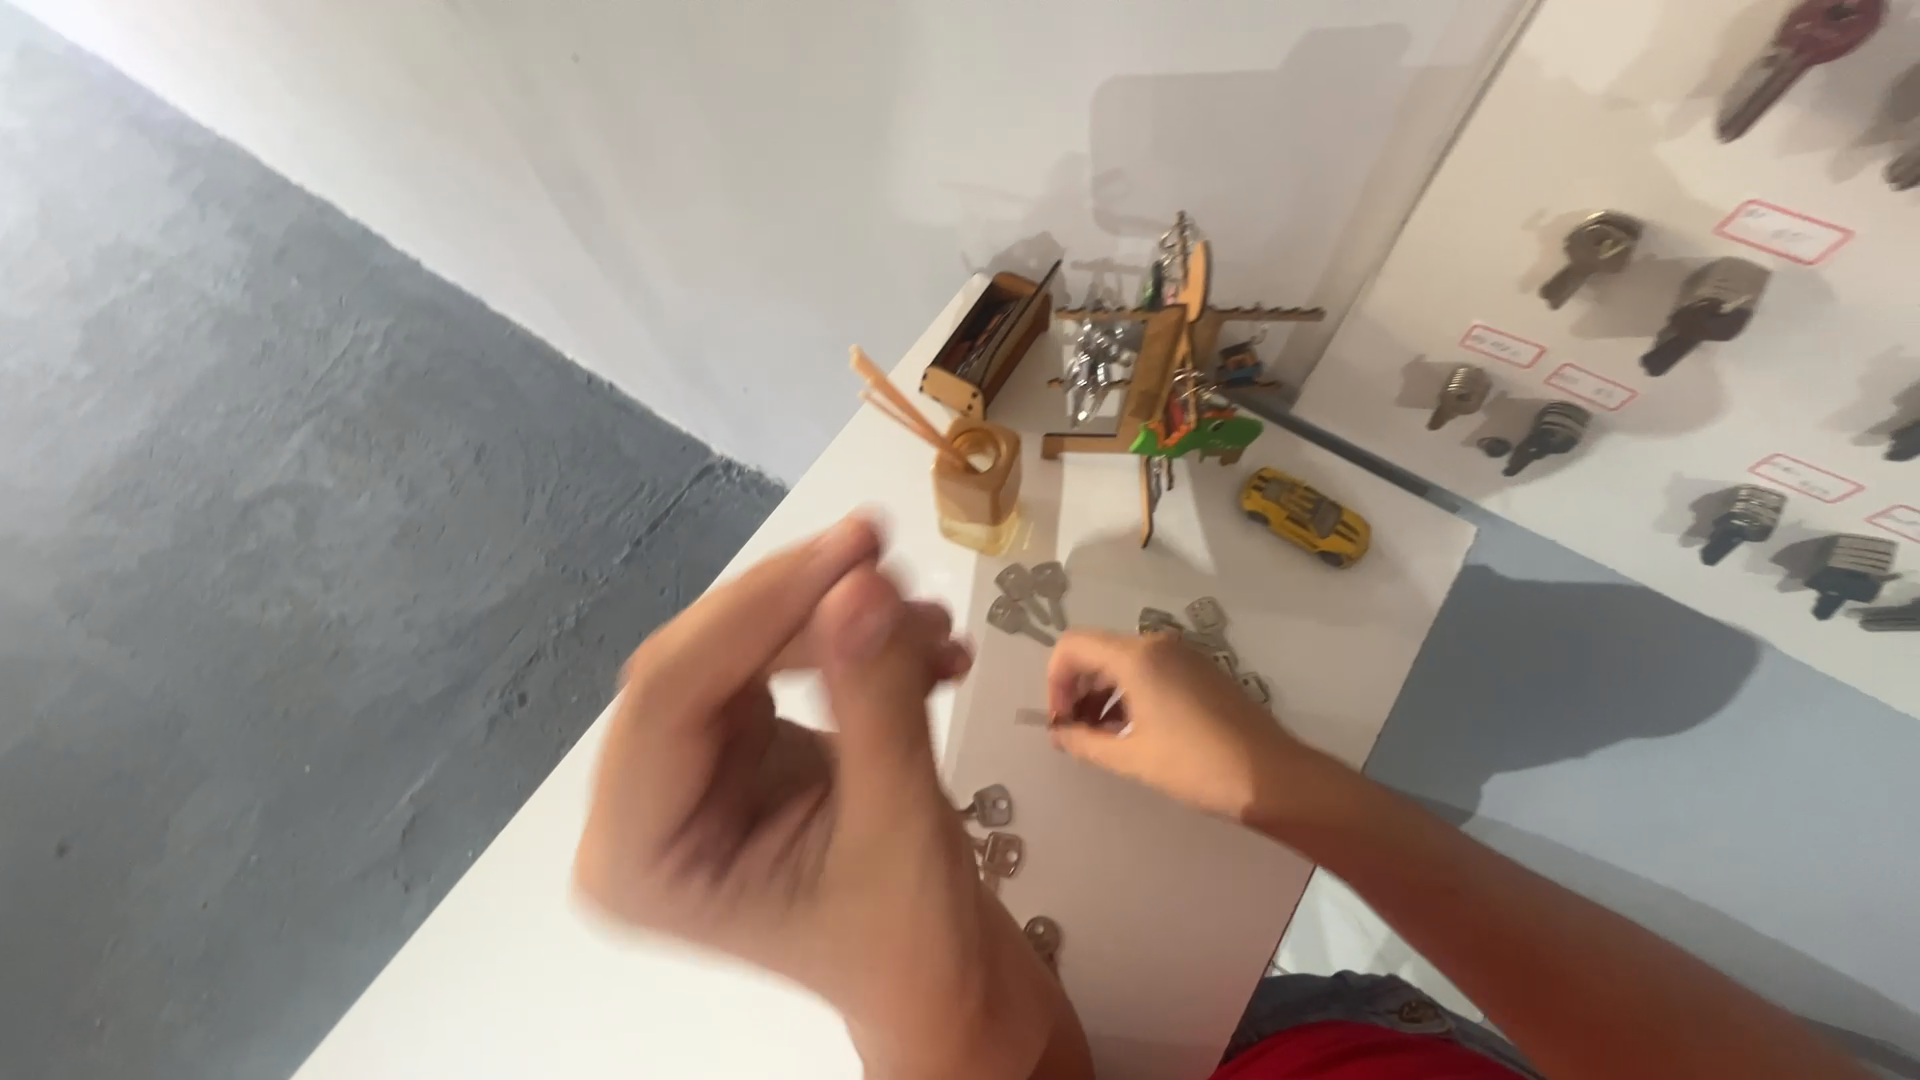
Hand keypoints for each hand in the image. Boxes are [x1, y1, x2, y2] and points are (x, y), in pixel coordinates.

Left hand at [573, 516, 1070, 1079]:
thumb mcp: (897, 823)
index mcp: (639, 853)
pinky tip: (928, 650)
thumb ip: (876, 697)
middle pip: (705, 657)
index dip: (758, 609)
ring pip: (749, 646)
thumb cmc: (907, 937)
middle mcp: (646, 799)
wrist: (936, 971)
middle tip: (889, 555)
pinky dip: (857, 645)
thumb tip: (864, 582)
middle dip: (804, 603)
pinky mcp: (741, 743)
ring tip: (931, 624)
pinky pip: (787, 663)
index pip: (668, 694)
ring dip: (842, 620)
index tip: (857, 554)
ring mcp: (694, 766)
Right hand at [1045, 629, 1344, 824]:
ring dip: (1102, 693)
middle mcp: (1157, 644)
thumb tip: (1058, 732)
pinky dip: (1129, 692)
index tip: (1060, 721)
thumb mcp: (1132, 758)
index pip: (1072, 646)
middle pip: (1096, 652)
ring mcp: (1182, 654)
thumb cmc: (1196, 766)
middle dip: (1077, 689)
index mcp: (1136, 657)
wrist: (1273, 778)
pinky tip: (1133, 731)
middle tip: (1075, 733)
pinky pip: (1149, 669)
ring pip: (1122, 661)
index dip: (1055, 682)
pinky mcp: (1200, 669)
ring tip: (1102, 738)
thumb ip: (1084, 741)